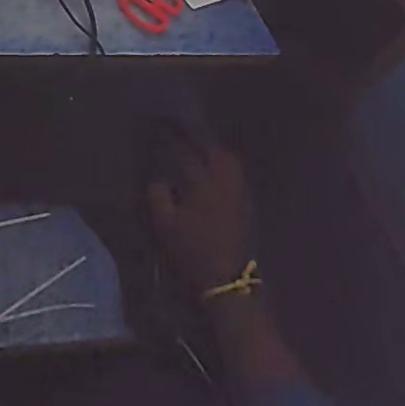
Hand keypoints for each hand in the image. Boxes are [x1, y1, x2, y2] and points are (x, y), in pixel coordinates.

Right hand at [145, 133, 256, 293]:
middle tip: (178, 124)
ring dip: (210, 145)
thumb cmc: (192, 253)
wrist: (229, 283)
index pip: (184, 150)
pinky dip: (220, 161)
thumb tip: (160, 178)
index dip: (169, 134)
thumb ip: (158, 195)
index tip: (157, 122)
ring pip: (227, 158)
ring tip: (195, 140)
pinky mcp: (247, 204)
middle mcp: (224, 181)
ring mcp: (240, 192)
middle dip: (194, 132)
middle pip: (211, 147)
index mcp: (202, 183)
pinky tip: (212, 164)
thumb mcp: (164, 225)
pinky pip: (233, 171)